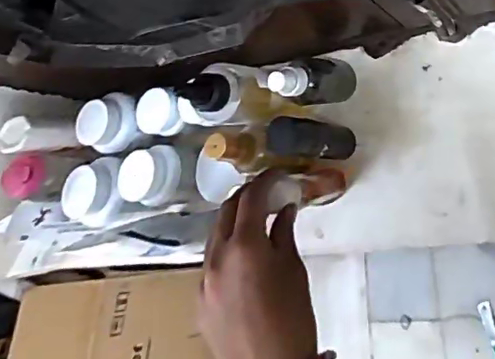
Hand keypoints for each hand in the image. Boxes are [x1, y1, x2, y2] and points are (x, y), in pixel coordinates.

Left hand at [199, 170, 317, 358]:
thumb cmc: (291, 321)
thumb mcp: (293, 271)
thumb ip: (284, 233)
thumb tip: (284, 210)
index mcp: (244, 247)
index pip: (251, 197)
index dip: (266, 180)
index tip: (278, 173)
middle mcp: (217, 258)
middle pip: (227, 211)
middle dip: (247, 196)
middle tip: (268, 192)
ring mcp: (204, 282)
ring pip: (216, 236)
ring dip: (234, 222)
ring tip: (257, 220)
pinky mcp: (200, 303)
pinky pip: (211, 263)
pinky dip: (227, 249)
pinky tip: (244, 256)